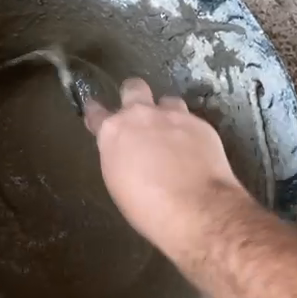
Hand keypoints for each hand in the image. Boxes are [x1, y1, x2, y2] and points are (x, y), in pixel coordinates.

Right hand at [85, 77, 251, 262]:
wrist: (197, 210)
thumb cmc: (148, 208)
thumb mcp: (117, 183)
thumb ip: (117, 156)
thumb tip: (125, 151)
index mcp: (113, 131)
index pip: (95, 111)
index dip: (96, 113)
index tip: (97, 116)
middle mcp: (140, 115)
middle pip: (133, 87)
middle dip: (134, 96)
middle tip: (140, 116)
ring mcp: (172, 116)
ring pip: (167, 101)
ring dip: (167, 115)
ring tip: (173, 135)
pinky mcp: (200, 124)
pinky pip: (192, 121)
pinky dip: (191, 134)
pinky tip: (195, 152)